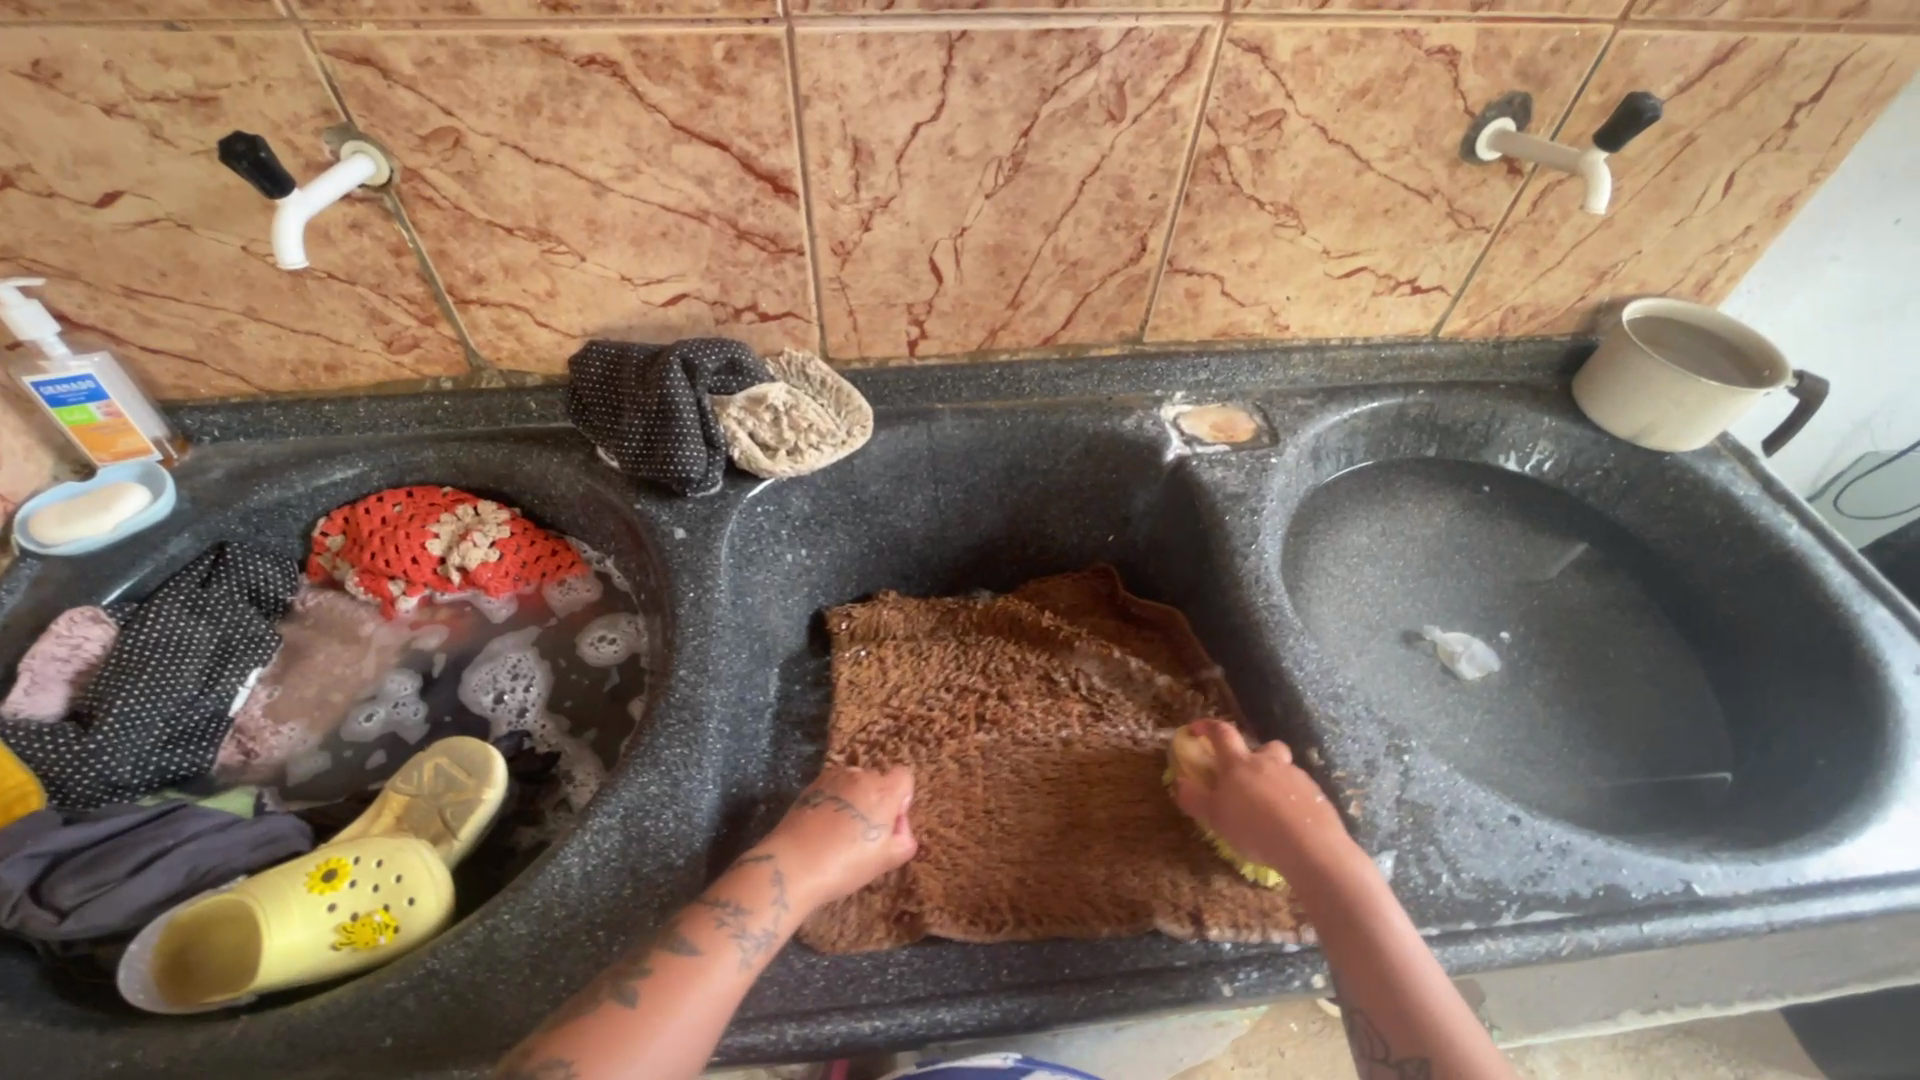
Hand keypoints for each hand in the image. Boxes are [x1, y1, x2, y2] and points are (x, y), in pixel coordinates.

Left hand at [758, 765, 916, 909]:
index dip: (902, 799)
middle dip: (877, 801)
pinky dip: (835, 800)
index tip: (888, 823)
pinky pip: (834, 787)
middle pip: (879, 780)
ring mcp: (833, 778)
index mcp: (883, 791)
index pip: (904, 776)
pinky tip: (824, 827)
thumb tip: (898, 826)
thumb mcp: (887, 860)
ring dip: (855, 799)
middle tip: (865, 834)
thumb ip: (905, 839)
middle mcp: (860, 777)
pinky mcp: (812, 785)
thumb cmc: (846, 864)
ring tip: (841, 831)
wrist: (793, 866)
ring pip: (855, 783)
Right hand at [1171, 720, 1356, 879]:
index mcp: (1239, 764)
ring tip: (1268, 809)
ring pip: (1284, 769)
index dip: (1208, 726)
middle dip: (1255, 754)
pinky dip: (1292, 801)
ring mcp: (1297, 777)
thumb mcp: (1214, 818)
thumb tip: (1179, 782)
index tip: (1197, 730)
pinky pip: (1301, 791)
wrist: (1310, 847)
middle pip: (1264, 746)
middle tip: (1247, 776)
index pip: (1222, 733)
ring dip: (1274, 780)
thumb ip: (1194, 799)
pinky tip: (1289, 823)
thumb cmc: (1253, 828)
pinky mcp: (1318, 796)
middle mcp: (1269, 763)